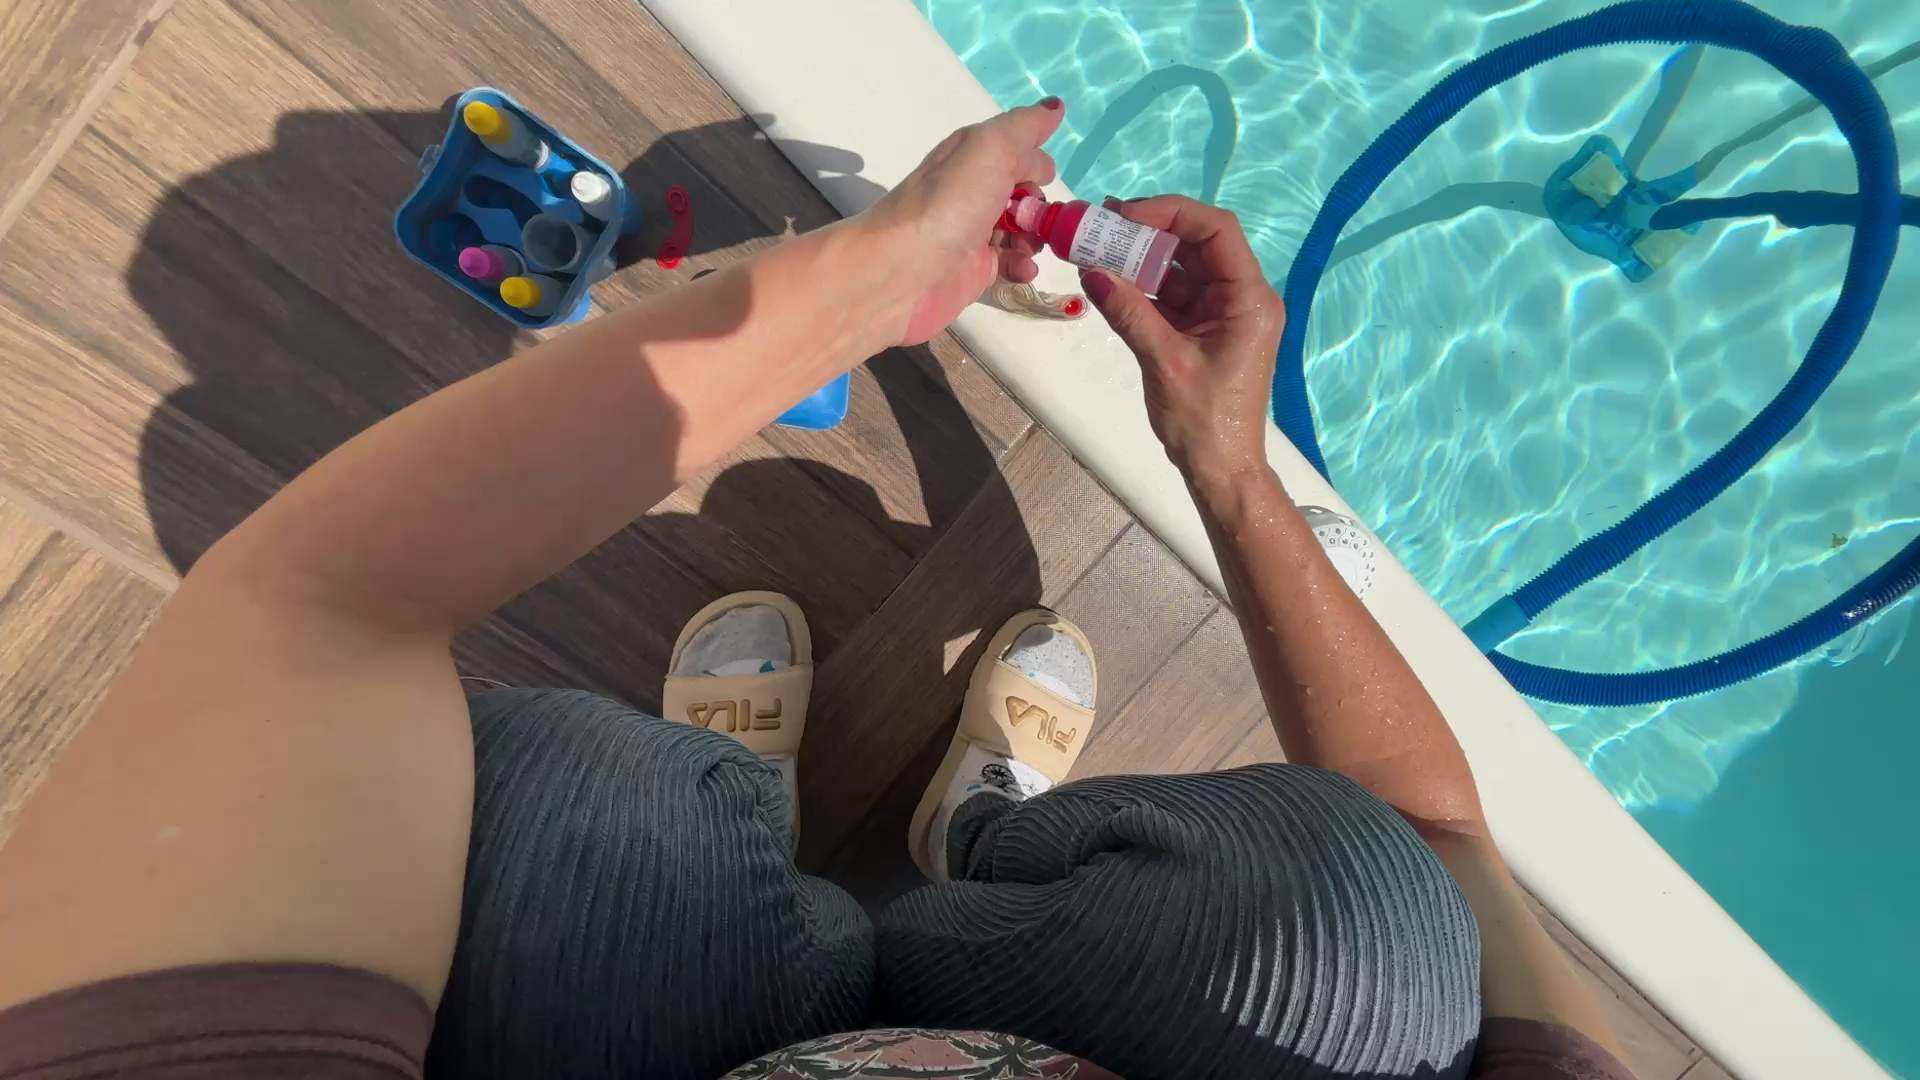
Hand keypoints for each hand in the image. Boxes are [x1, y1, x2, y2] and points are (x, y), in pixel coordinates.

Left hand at [860, 100, 1063, 344]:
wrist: (902, 270)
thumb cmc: (949, 204)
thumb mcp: (990, 148)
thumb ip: (1025, 128)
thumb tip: (1055, 107)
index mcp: (973, 157)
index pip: (1016, 152)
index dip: (1036, 163)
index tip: (1047, 179)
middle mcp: (972, 193)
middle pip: (1021, 195)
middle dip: (1040, 205)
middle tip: (1040, 219)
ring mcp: (972, 234)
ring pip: (1019, 232)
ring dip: (1035, 239)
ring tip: (1032, 246)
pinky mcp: (973, 272)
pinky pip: (1008, 265)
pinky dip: (1022, 266)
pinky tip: (1024, 270)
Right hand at [1079, 196, 1284, 487]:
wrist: (1219, 468)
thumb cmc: (1202, 419)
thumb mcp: (1163, 361)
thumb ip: (1129, 312)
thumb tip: (1091, 271)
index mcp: (1249, 299)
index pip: (1216, 231)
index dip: (1171, 214)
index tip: (1125, 216)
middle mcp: (1242, 298)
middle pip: (1197, 247)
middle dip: (1150, 233)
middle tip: (1103, 224)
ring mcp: (1223, 316)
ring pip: (1182, 272)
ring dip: (1142, 261)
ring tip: (1098, 248)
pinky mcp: (1205, 333)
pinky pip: (1174, 299)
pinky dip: (1145, 290)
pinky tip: (1112, 282)